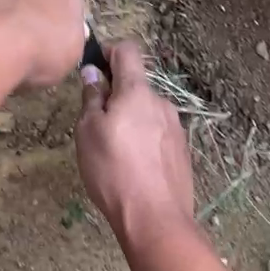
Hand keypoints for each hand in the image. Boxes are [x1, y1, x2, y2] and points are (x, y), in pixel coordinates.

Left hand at [0, 0, 86, 89]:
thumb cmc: (40, 55)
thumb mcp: (68, 62)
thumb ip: (71, 44)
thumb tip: (65, 39)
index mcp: (71, 1)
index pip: (73, 13)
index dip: (64, 31)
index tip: (54, 48)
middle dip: (40, 16)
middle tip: (29, 42)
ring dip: (16, 11)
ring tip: (4, 38)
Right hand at [76, 40, 195, 243]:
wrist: (156, 220)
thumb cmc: (113, 170)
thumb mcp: (88, 131)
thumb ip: (92, 97)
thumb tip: (94, 73)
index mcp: (138, 91)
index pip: (128, 50)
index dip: (108, 52)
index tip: (94, 71)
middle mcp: (161, 103)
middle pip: (135, 84)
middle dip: (115, 95)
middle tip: (96, 124)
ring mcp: (175, 128)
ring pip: (146, 111)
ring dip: (130, 120)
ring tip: (113, 152)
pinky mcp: (181, 152)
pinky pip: (157, 133)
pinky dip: (143, 140)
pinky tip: (133, 168)